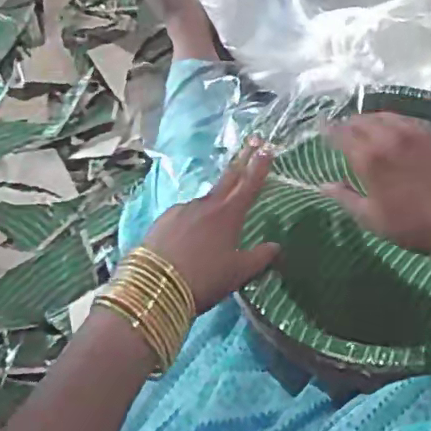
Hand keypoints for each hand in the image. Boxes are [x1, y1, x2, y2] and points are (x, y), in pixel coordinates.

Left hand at [139, 142, 281, 310]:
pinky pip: (185, 214)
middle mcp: (206, 205)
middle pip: (228, 178)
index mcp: (229, 214)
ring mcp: (182, 209)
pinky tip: (191, 234)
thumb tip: (276, 246)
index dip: (259, 166)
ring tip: (218, 216)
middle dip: (241, 161)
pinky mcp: (163, 220)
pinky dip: (194, 218)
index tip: (266, 147)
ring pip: (206, 200)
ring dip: (216, 200)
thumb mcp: (238, 273)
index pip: (249, 183)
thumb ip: (260, 257)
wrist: (154, 286)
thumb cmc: (204, 278)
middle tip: (252, 144)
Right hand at [323, 115, 430, 252]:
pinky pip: (404, 119)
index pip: (341, 134)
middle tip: (343, 131)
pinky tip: (392, 129)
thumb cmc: (412, 223)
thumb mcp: (372, 219)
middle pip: (361, 120)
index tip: (322, 128)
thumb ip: (346, 198)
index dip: (329, 130)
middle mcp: (387, 136)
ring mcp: (412, 131)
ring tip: (365, 128)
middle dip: (348, 124)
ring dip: (369, 120)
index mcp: (368, 157)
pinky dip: (391, 121)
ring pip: (383, 115)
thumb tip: (323, 185)